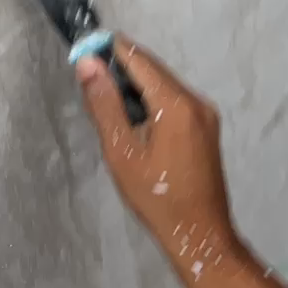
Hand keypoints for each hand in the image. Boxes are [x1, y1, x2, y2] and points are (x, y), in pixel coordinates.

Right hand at [75, 35, 244, 277]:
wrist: (201, 236)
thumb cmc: (156, 197)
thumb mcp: (120, 151)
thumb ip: (104, 103)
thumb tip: (87, 62)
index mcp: (176, 103)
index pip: (138, 58)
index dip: (108, 50)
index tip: (82, 52)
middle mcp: (195, 99)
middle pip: (151, 67)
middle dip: (119, 66)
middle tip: (89, 79)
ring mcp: (205, 113)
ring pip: (162, 81)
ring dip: (134, 83)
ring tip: (107, 101)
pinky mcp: (206, 125)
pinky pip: (173, 96)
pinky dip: (150, 97)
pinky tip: (133, 116)